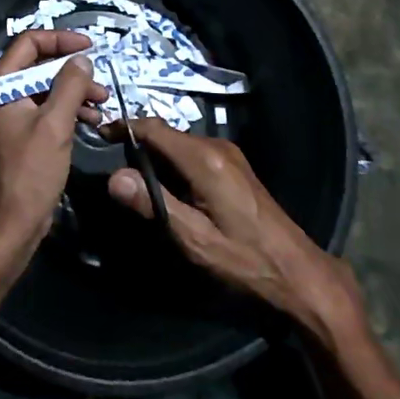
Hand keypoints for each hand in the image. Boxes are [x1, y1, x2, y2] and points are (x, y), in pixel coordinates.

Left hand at [0, 30, 107, 262]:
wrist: (11, 222)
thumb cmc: (30, 171)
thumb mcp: (55, 125)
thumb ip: (70, 86)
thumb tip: (82, 59)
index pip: (29, 43)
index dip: (60, 40)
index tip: (90, 47)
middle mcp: (1, 94)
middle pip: (39, 65)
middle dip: (72, 71)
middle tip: (101, 83)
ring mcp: (11, 115)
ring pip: (46, 89)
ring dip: (75, 92)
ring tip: (102, 104)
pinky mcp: (22, 134)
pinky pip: (47, 110)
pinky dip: (69, 111)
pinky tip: (91, 121)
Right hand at [107, 120, 365, 346]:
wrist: (299, 272)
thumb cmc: (245, 258)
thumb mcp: (194, 238)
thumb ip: (153, 204)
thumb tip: (114, 177)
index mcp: (204, 159)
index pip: (154, 128)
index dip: (125, 126)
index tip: (100, 134)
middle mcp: (216, 147)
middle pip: (165, 134)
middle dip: (137, 144)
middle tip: (113, 166)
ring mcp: (228, 155)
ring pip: (178, 144)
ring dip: (155, 155)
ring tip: (134, 180)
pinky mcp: (234, 166)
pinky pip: (192, 153)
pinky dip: (172, 163)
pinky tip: (166, 188)